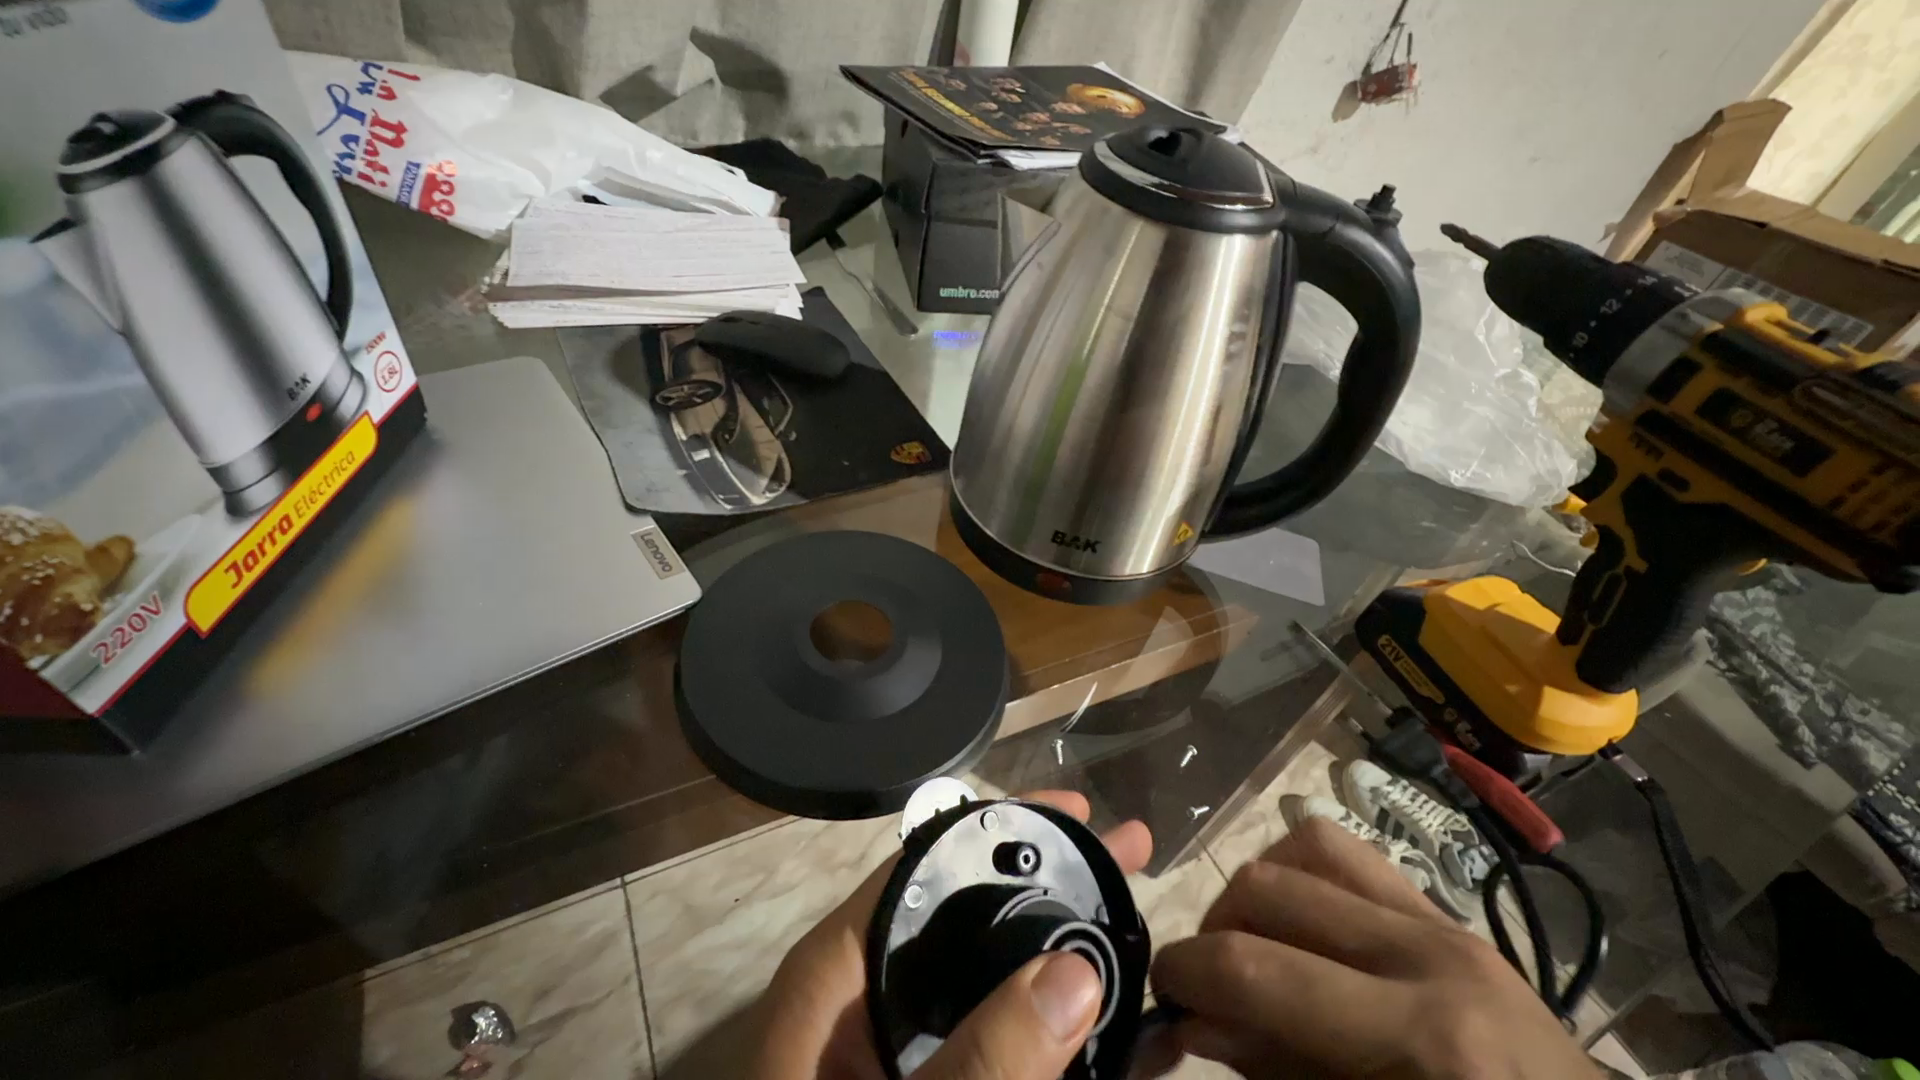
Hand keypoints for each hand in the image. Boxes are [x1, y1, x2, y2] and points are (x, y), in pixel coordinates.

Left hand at [749, 791, 1152, 1079]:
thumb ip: (984, 1062)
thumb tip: (1075, 968)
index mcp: (832, 986)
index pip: (915, 873)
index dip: (996, 832)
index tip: (1073, 812)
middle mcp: (862, 1003)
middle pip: (961, 916)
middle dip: (1047, 883)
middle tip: (1127, 853)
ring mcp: (898, 1053)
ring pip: (987, 979)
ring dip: (1060, 954)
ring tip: (1134, 925)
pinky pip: (996, 1042)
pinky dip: (1054, 1035)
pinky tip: (1122, 1036)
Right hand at [1151, 817, 1600, 1079]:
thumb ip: (1267, 1069)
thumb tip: (1188, 1021)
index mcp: (1420, 1036)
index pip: (1252, 968)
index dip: (1182, 975)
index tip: (1162, 1000)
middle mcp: (1429, 955)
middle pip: (1267, 887)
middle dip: (1210, 931)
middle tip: (1206, 986)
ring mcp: (1446, 924)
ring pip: (1307, 844)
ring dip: (1257, 890)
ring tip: (1252, 943)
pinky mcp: (1450, 917)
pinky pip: (1355, 856)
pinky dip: (1304, 873)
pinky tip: (1299, 925)